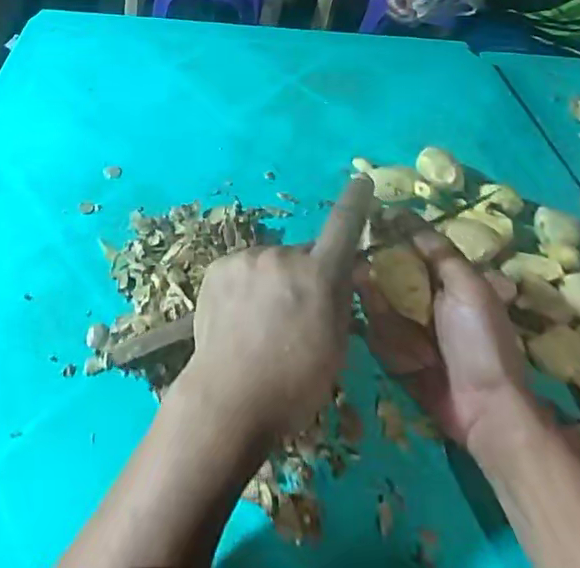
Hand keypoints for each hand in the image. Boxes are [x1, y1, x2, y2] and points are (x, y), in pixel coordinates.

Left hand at [177, 177, 375, 438]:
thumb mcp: (336, 346)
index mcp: (319, 275)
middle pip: (303, 256)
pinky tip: (238, 318)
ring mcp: (246, 259)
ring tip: (260, 322)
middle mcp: (282, 256)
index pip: (344, 226)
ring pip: (270, 264)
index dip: (355, 201)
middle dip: (305, 274)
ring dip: (272, 280)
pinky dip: (245, 286)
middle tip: (295, 313)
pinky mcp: (218, 267)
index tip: (361, 180)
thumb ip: (342, 300)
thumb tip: (347, 271)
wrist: (227, 398)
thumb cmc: (294, 383)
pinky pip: (243, 271)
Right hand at [358, 227, 536, 448]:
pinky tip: (362, 307)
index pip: (416, 245)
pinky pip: (375, 329)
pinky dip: (372, 321)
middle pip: (392, 270)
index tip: (372, 213)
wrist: (483, 409)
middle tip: (356, 247)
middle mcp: (428, 298)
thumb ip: (439, 252)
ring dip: (370, 289)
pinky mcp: (395, 351)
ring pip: (379, 297)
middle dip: (374, 259)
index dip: (395, 230)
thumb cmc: (480, 341)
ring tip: (356, 274)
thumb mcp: (467, 287)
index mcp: (450, 278)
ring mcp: (410, 326)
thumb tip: (407, 217)